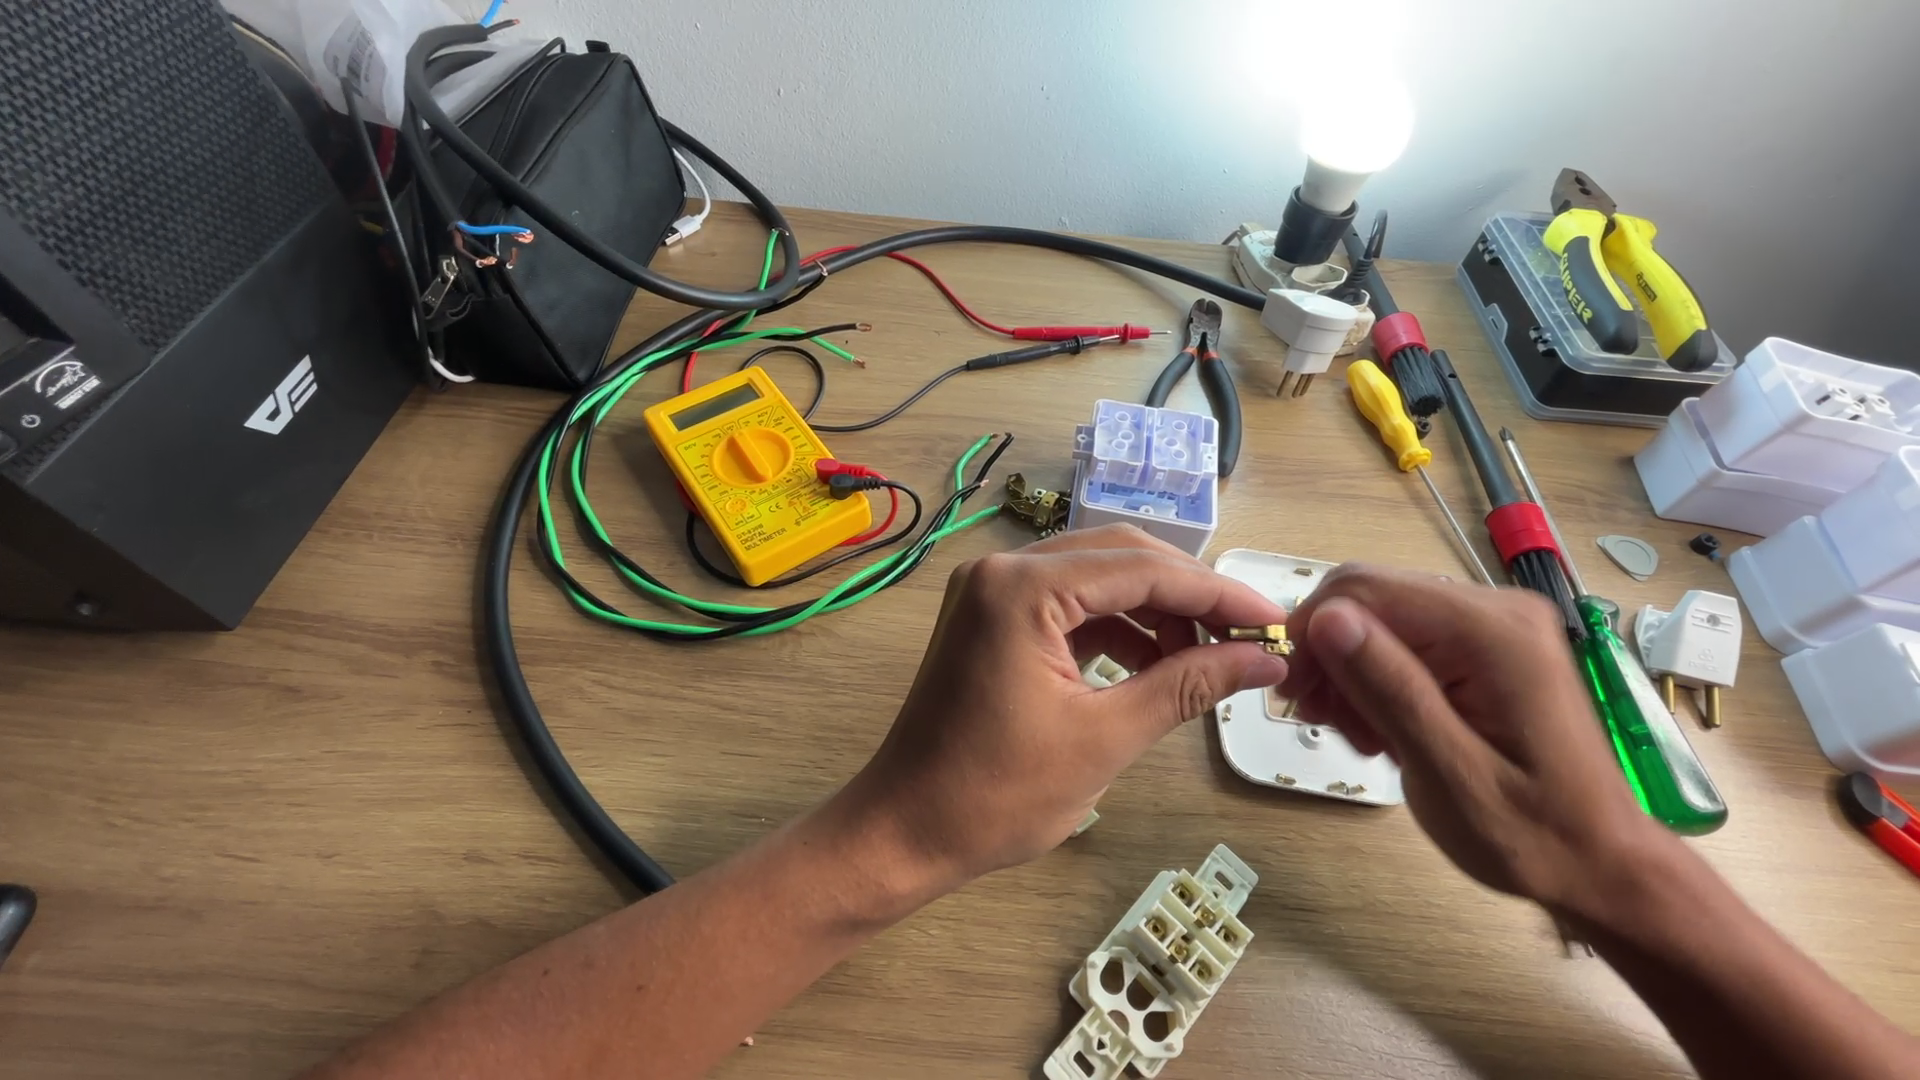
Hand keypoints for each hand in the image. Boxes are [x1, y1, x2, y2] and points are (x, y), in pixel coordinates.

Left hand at [833, 525, 1290, 890]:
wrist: (905, 828)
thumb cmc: (997, 796)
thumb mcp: (1104, 739)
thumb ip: (1186, 686)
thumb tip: (1263, 659)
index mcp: (1022, 588)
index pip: (1142, 569)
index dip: (1215, 595)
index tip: (1272, 622)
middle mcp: (1002, 569)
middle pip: (1119, 557)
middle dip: (1187, 596)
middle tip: (1244, 638)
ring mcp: (991, 589)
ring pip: (1095, 577)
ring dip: (1152, 611)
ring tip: (1204, 658)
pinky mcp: (990, 615)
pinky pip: (1068, 604)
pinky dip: (1114, 627)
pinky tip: (1153, 662)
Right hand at [1281, 564, 1667, 914]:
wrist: (1601, 866)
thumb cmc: (1530, 835)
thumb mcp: (1449, 772)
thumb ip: (1391, 689)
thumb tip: (1327, 619)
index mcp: (1490, 631)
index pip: (1364, 590)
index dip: (1310, 631)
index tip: (1292, 695)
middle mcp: (1492, 609)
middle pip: (1367, 598)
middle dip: (1327, 655)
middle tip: (1318, 719)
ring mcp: (1490, 624)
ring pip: (1376, 618)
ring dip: (1347, 672)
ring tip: (1356, 735)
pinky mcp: (1481, 644)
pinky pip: (1400, 639)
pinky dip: (1372, 679)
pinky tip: (1380, 728)